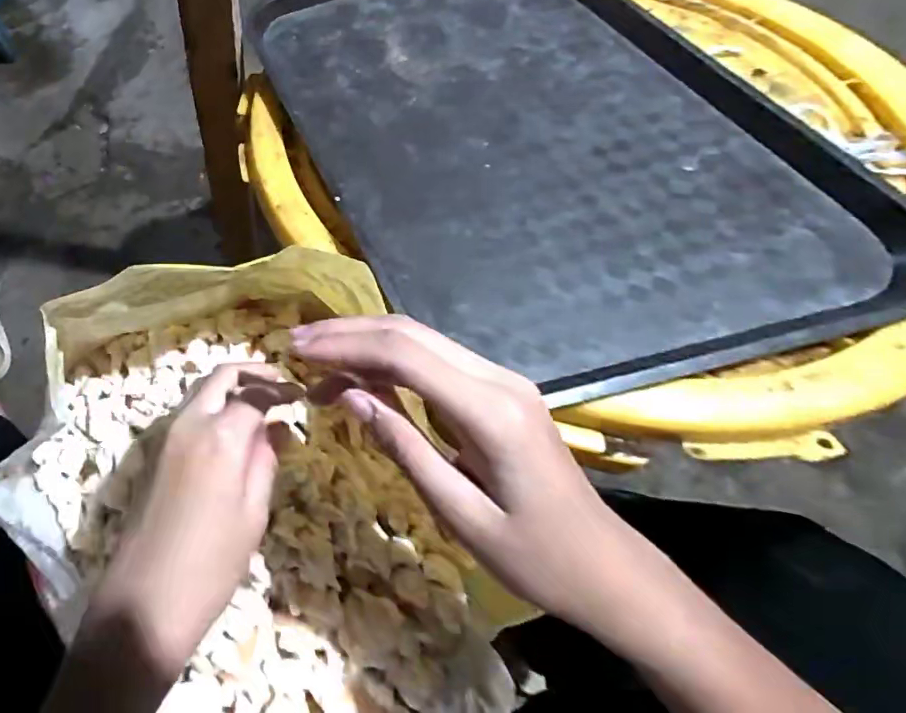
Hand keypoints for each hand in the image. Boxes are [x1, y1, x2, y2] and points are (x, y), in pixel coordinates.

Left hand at [90, 364, 300, 671]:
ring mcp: (166, 434)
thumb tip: (274, 429)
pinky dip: (212, 409)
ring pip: (199, 392)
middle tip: (279, 385)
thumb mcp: (252, 513)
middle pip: (219, 377)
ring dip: (228, 389)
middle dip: (250, 373)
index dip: (279, 389)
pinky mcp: (155, 450)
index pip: (253, 393)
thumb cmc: (212, 562)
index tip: (300, 394)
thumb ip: (263, 462)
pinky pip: (188, 414)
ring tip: (260, 407)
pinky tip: (232, 432)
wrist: (146, 593)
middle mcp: (188, 422)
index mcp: (219, 435)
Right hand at [291, 315, 653, 633]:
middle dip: (345, 333)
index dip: (344, 347)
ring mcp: (499, 380)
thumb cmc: (537, 558)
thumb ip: (403, 448)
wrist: (611, 571)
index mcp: (491, 412)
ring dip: (362, 341)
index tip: (297, 351)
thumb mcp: (460, 516)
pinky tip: (356, 373)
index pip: (403, 355)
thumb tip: (348, 396)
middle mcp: (497, 380)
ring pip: (417, 338)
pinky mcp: (495, 389)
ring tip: (314, 357)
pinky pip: (430, 358)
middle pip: (407, 333)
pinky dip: (385, 358)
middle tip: (294, 344)